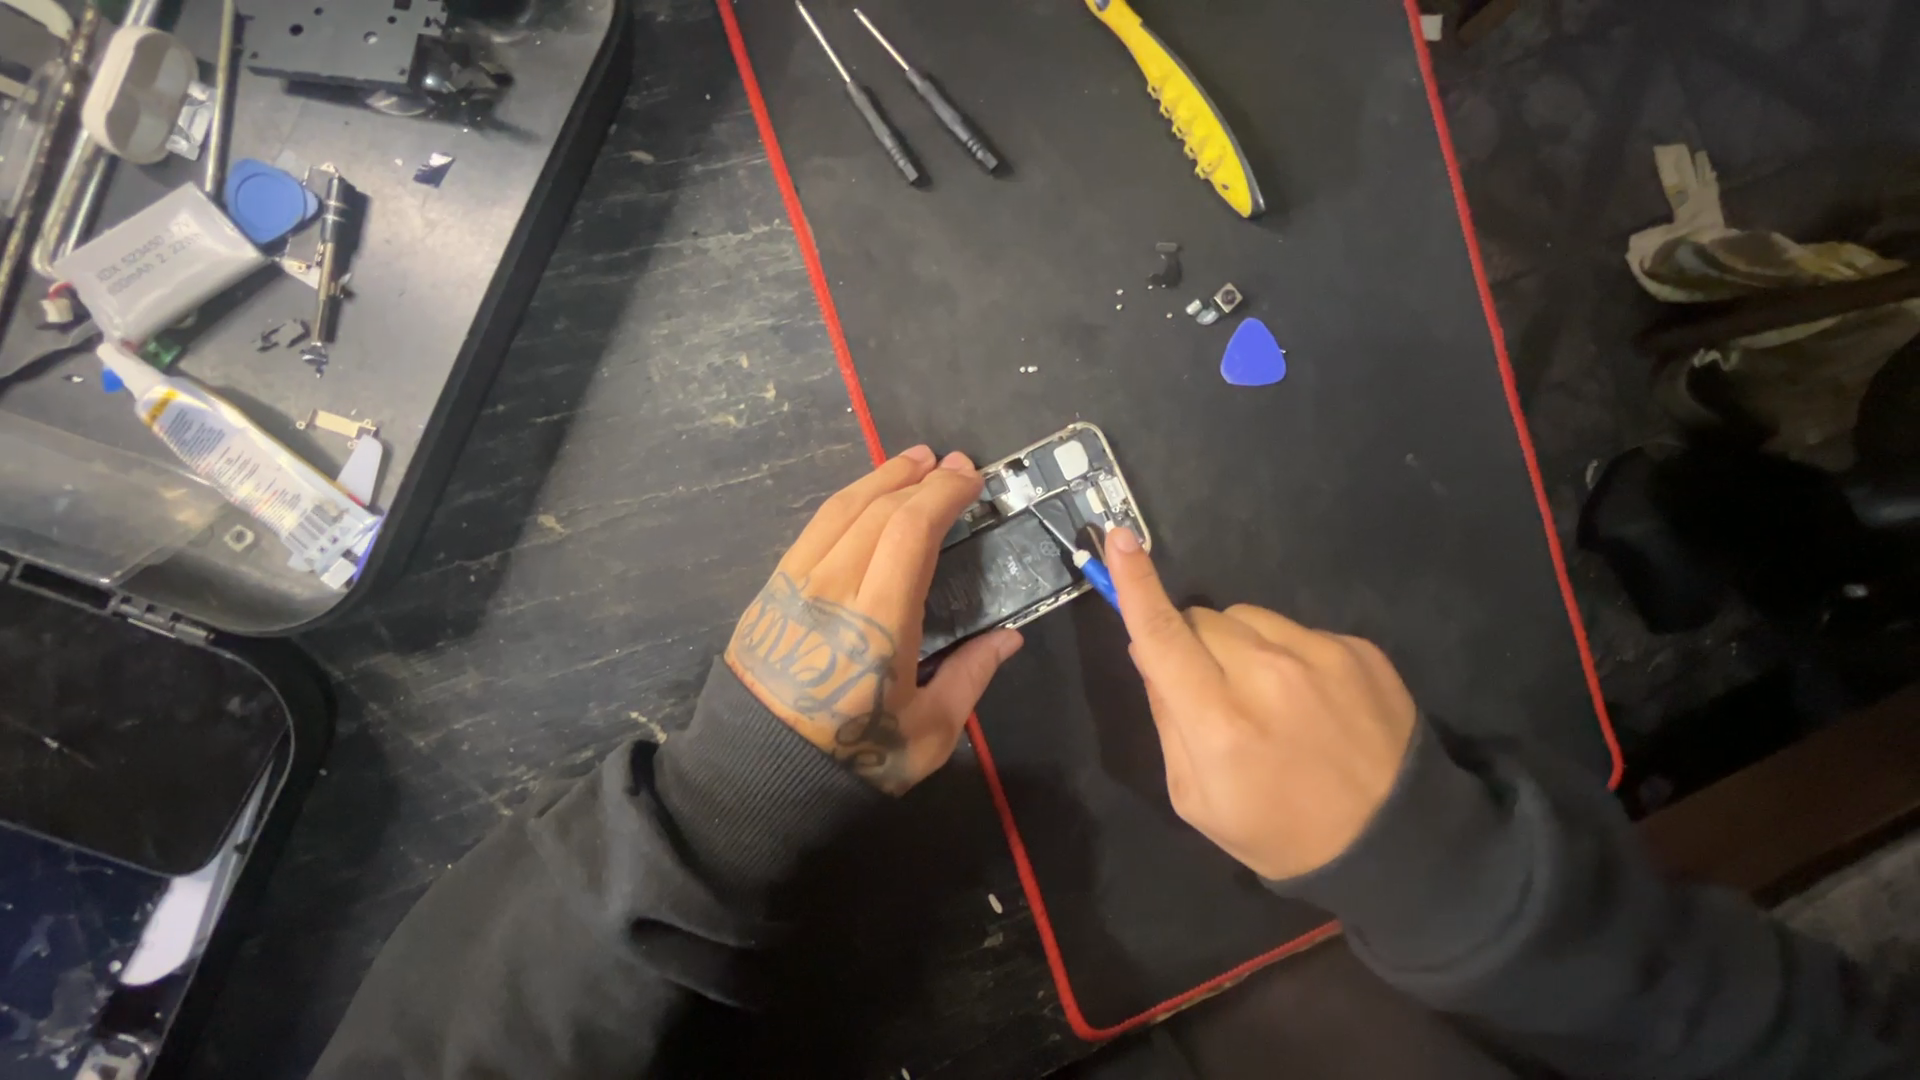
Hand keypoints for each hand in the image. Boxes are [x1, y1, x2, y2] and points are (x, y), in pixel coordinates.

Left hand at [726, 446, 1022, 794]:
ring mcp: (795, 584)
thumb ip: (971, 677)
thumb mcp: (928, 732)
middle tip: (953, 465)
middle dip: (920, 479)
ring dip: (881, 477)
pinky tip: (867, 497)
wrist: (756, 773)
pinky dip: (847, 502)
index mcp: (876, 623)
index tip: (971, 479)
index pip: (910, 532)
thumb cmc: (853, 757)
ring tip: (913, 461)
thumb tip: (1009, 637)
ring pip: (840, 510)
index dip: (943, 495)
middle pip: (877, 510)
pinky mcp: (772, 589)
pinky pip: (814, 530)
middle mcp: (832, 589)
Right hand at [1105, 527, 1416, 879]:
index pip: (1163, 636)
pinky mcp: (1358, 650)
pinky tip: (1312, 699)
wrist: (1397, 843)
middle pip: (1200, 619)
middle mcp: (1268, 676)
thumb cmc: (1279, 832)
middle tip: (1214, 691)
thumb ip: (1166, 718)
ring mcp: (1320, 656)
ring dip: (1240, 645)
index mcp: (1219, 723)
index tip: (1119, 538)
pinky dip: (1288, 655)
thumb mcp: (1196, 798)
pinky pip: (1296, 630)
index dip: (1135, 585)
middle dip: (1191, 643)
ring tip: (1269, 696)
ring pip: (1246, 617)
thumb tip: (1146, 651)